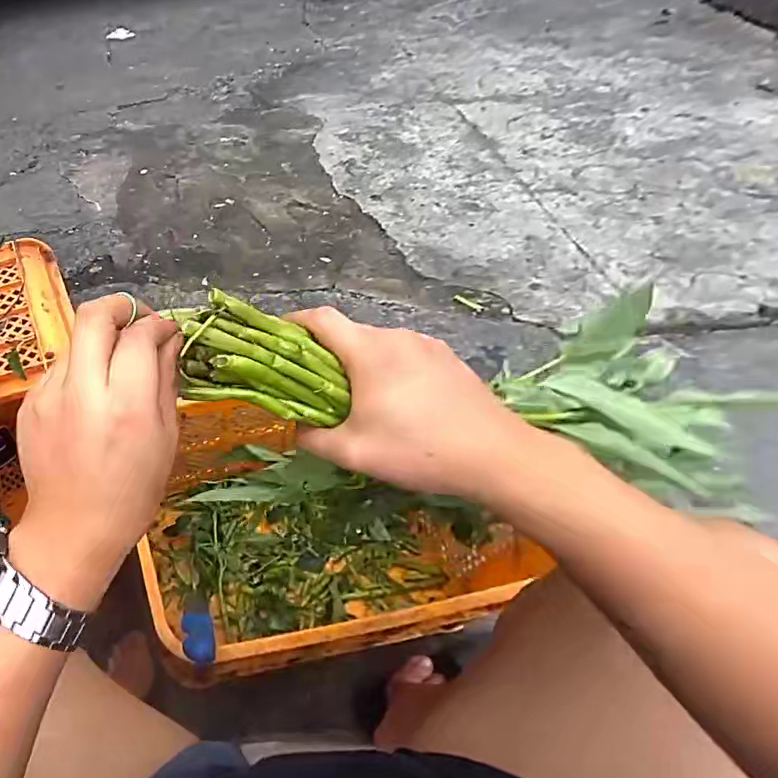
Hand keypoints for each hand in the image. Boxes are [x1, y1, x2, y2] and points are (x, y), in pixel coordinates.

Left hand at [11, 295, 180, 609]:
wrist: (71, 529)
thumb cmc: (130, 492)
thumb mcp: (165, 439)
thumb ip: (165, 381)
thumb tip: (168, 339)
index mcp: (125, 407)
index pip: (139, 336)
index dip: (157, 324)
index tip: (167, 331)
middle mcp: (82, 392)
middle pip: (93, 315)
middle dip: (121, 306)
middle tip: (138, 321)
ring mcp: (48, 396)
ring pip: (75, 340)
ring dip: (100, 341)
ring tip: (116, 367)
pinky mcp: (30, 403)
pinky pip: (60, 368)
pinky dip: (81, 369)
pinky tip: (90, 398)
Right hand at [288, 307, 545, 502]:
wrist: (500, 458)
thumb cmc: (418, 450)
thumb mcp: (353, 452)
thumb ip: (312, 438)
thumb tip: (294, 429)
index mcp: (368, 350)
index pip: (320, 319)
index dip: (292, 323)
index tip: (277, 339)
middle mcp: (396, 337)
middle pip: (348, 333)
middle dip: (324, 354)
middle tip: (313, 387)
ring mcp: (427, 345)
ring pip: (377, 345)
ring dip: (358, 364)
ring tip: (357, 399)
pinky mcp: (449, 359)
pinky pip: (404, 355)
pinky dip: (388, 370)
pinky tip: (397, 403)